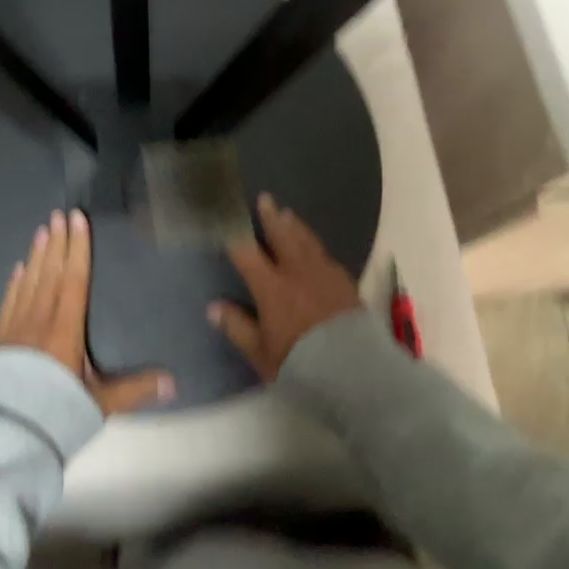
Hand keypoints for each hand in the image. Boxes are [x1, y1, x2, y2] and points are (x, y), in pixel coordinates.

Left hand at [0, 209, 174, 415]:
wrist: (8, 433)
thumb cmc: (58, 413)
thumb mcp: (101, 403)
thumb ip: (136, 389)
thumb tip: (174, 382)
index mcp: (65, 328)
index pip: (73, 279)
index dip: (78, 248)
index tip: (78, 221)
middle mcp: (40, 319)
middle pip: (50, 272)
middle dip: (56, 242)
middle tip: (58, 214)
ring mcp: (16, 327)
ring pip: (28, 281)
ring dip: (36, 255)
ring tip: (41, 232)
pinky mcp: (0, 339)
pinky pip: (9, 301)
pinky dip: (15, 282)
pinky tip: (18, 269)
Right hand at [210, 193, 362, 381]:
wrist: (354, 370)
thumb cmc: (301, 363)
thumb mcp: (261, 353)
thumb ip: (237, 328)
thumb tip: (214, 307)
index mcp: (271, 287)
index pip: (247, 252)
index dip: (234, 232)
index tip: (227, 215)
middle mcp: (296, 272)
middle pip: (281, 236)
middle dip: (270, 217)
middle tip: (265, 198)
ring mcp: (324, 275)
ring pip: (306, 241)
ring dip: (295, 226)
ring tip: (288, 214)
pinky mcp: (345, 283)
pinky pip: (327, 256)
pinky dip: (316, 247)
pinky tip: (317, 248)